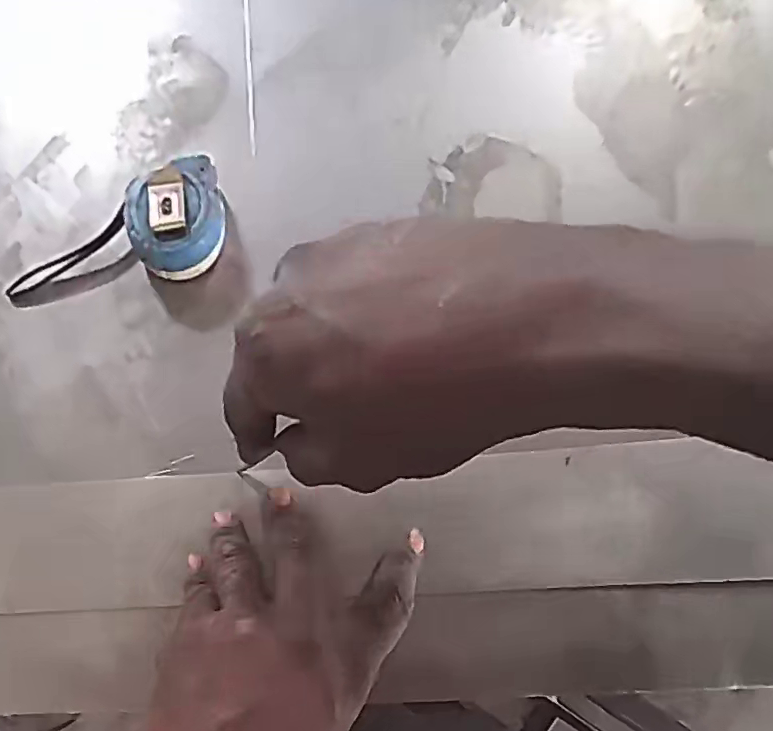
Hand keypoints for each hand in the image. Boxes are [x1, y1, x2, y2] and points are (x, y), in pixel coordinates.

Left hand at [95, 490, 423, 730]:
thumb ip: (327, 684)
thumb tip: (315, 661)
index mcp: (340, 664)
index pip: (385, 607)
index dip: (401, 572)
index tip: (409, 543)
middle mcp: (294, 630)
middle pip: (298, 559)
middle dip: (291, 523)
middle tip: (281, 495)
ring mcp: (239, 625)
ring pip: (237, 562)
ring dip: (233, 536)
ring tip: (227, 517)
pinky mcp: (193, 633)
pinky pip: (198, 591)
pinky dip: (199, 574)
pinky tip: (195, 563)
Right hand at [226, 218, 595, 490]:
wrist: (533, 319)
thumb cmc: (433, 406)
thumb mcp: (359, 462)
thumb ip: (304, 456)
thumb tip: (292, 438)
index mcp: (263, 351)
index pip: (239, 403)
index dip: (251, 433)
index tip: (264, 448)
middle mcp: (283, 287)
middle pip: (270, 350)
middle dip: (289, 386)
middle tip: (320, 412)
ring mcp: (334, 247)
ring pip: (312, 313)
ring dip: (325, 344)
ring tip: (370, 369)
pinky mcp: (382, 226)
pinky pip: (355, 285)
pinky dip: (363, 313)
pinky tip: (402, 333)